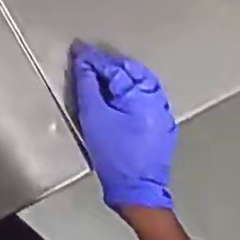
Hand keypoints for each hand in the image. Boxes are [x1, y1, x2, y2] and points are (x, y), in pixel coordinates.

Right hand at [70, 42, 177, 210]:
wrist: (136, 191)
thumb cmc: (112, 152)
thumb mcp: (92, 115)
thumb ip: (86, 84)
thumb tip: (82, 62)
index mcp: (141, 95)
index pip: (113, 67)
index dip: (92, 57)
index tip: (77, 48)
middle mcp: (156, 100)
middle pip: (131, 70)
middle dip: (108, 62)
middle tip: (86, 59)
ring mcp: (162, 113)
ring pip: (140, 81)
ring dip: (120, 74)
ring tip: (99, 72)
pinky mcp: (162, 125)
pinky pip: (145, 96)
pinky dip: (129, 88)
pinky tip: (116, 92)